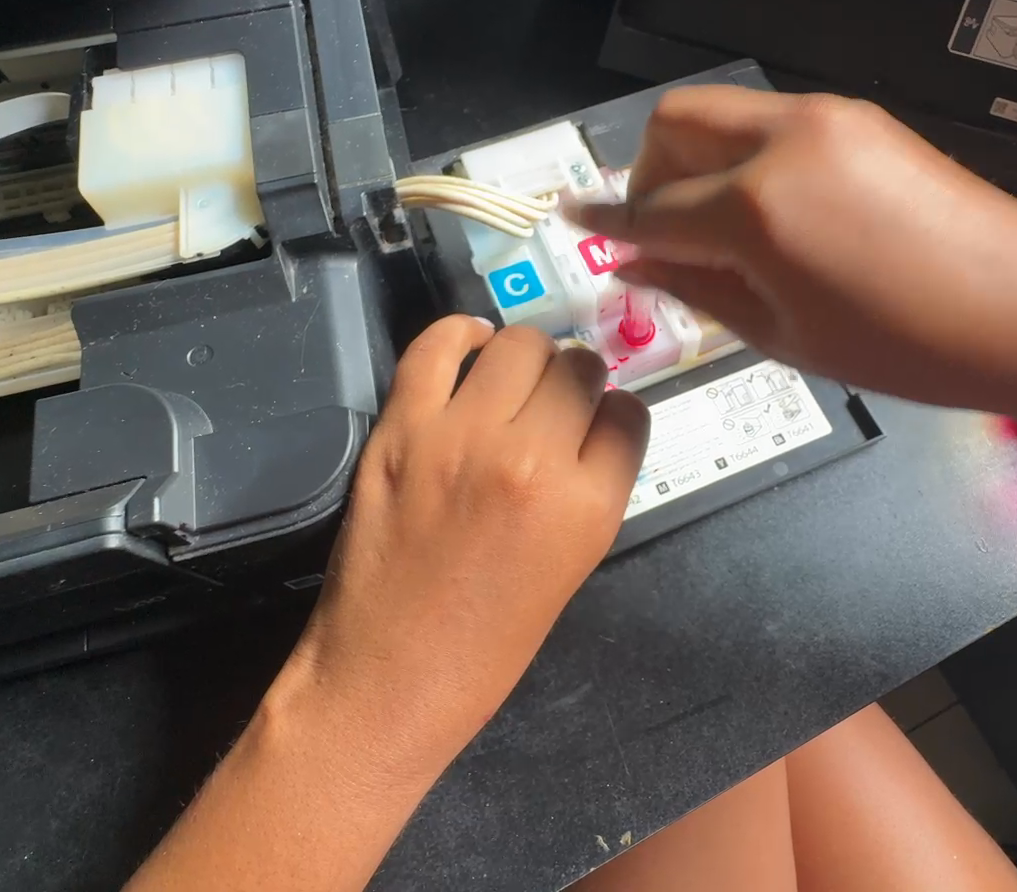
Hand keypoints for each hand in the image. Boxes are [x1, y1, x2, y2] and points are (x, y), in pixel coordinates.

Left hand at [283, 315, 649, 767]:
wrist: (388, 680)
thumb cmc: (491, 644)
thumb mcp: (574, 564)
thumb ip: (593, 484)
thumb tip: (591, 418)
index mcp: (588, 506)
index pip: (629, 414)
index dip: (615, 415)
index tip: (597, 425)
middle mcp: (533, 459)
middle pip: (579, 367)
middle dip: (578, 381)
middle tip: (553, 405)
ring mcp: (461, 437)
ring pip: (520, 344)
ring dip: (528, 357)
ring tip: (513, 382)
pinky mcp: (401, 429)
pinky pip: (438, 345)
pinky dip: (461, 336)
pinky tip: (470, 349)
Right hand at [571, 86, 1016, 407]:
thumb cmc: (898, 347)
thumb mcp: (778, 332)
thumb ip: (693, 286)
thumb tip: (633, 261)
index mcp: (753, 208)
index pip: (652, 208)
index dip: (606, 220)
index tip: (571, 215)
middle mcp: (781, 140)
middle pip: (673, 123)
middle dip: (647, 173)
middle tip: (660, 230)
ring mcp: (825, 118)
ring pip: (720, 114)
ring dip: (694, 161)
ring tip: (715, 226)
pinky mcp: (858, 117)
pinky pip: (769, 124)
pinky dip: (741, 157)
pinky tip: (766, 211)